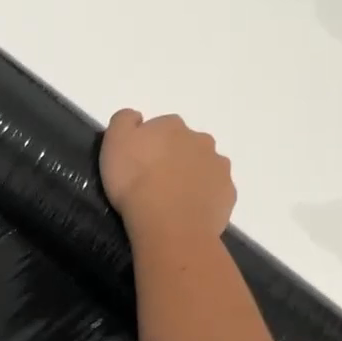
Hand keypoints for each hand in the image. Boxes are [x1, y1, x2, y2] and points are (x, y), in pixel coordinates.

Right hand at [98, 109, 234, 242]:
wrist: (168, 223)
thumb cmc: (135, 182)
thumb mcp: (114, 142)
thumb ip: (123, 121)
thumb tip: (135, 117)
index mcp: (172, 126)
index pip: (159, 126)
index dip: (147, 144)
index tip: (136, 163)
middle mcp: (200, 140)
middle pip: (185, 144)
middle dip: (172, 157)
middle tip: (152, 181)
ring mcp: (218, 167)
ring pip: (203, 165)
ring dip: (190, 175)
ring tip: (170, 199)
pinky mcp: (227, 193)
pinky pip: (214, 190)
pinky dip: (202, 196)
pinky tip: (186, 210)